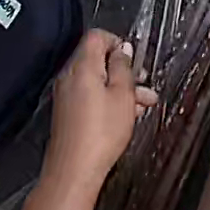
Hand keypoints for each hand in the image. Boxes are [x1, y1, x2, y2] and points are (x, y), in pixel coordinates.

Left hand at [42, 30, 158, 194]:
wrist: (73, 172)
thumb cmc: (100, 133)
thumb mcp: (122, 95)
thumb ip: (124, 67)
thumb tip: (123, 49)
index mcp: (82, 66)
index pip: (96, 36)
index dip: (117, 41)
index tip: (133, 58)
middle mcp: (70, 76)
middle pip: (98, 59)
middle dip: (123, 69)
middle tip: (143, 82)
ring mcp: (66, 95)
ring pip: (97, 79)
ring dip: (120, 87)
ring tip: (143, 104)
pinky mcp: (67, 112)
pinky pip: (90, 95)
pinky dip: (108, 99)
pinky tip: (126, 115)